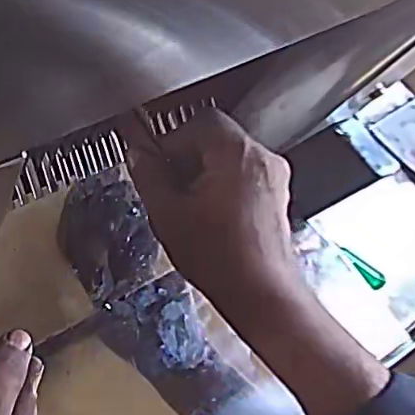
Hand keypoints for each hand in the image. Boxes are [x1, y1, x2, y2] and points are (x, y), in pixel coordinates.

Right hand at [125, 107, 302, 309]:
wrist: (261, 292)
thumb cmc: (217, 256)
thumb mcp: (167, 213)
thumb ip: (149, 175)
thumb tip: (138, 153)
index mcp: (235, 153)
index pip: (197, 122)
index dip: (169, 141)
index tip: (154, 164)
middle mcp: (261, 157)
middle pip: (215, 137)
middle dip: (186, 157)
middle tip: (168, 186)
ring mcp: (274, 176)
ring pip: (227, 157)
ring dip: (203, 172)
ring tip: (186, 205)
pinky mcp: (276, 196)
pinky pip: (242, 175)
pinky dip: (221, 185)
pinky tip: (207, 216)